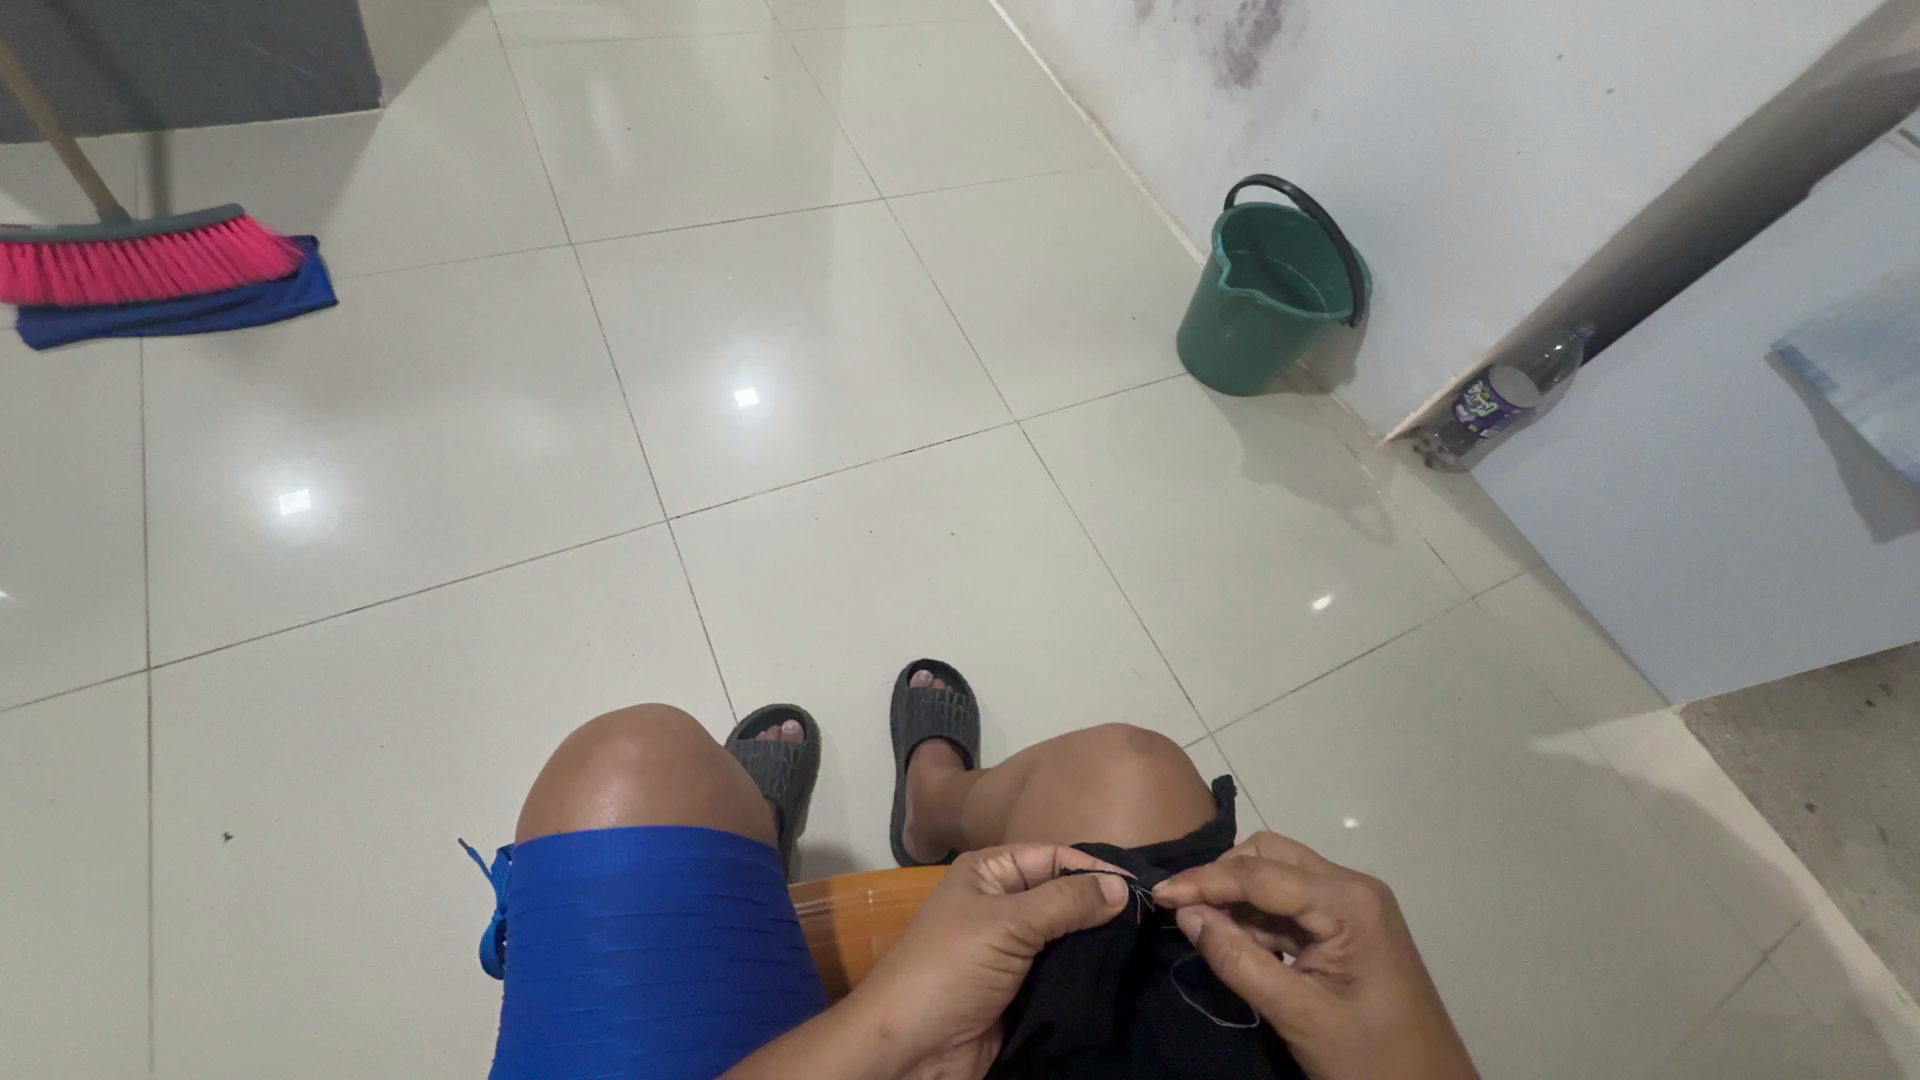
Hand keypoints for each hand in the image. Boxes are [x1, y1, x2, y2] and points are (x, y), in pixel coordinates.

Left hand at [849, 843, 1130, 1078]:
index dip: (1093, 868)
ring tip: (1145, 946)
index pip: (1051, 856)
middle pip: (1060, 894)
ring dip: (1096, 942)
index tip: (1142, 887)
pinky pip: (1059, 971)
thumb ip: (1064, 902)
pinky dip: (1085, 973)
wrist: (910, 1049)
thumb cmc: (951, 968)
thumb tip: (1122, 886)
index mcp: (989, 872)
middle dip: (1099, 905)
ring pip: (1064, 935)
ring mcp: (1010, 947)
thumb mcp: (1006, 924)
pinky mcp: (1019, 988)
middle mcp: (1001, 902)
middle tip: (1151, 919)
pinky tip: (1119, 974)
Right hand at [1152, 832, 1477, 1079]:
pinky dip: (1259, 918)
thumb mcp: (1299, 1016)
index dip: (1203, 880)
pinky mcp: (1350, 926)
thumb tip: (1186, 913)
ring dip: (1238, 898)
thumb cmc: (1373, 1063)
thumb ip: (1238, 960)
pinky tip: (1237, 942)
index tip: (1158, 894)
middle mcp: (1352, 888)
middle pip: (1268, 857)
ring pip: (1277, 876)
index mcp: (1348, 902)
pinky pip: (1291, 903)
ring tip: (1204, 928)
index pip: (1258, 874)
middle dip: (1222, 878)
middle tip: (1184, 909)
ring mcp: (1354, 905)